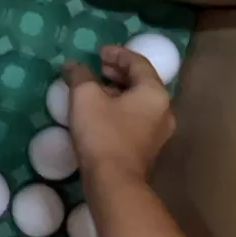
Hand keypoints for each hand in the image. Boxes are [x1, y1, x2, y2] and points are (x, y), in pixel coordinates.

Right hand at [63, 45, 175, 186]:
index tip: (98, 53)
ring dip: (118, 92)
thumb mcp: (85, 97)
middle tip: (98, 69)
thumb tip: (72, 65)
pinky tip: (100, 114)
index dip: (117, 53)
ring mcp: (159, 132)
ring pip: (139, 102)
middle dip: (118, 72)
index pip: (138, 63)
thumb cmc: (102, 134)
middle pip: (142, 82)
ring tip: (95, 90)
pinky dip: (120, 109)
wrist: (114, 183)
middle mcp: (163, 110)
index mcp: (154, 93)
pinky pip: (136, 119)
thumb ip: (79, 75)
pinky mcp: (148, 149)